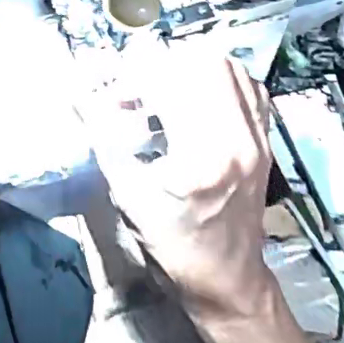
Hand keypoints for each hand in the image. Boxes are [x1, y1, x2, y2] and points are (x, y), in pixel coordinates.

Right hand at [81, 51, 279, 324]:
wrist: (228, 281)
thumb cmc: (173, 245)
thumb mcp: (128, 194)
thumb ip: (104, 137)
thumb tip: (78, 93)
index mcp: (203, 157)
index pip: (171, 84)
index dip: (135, 77)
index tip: (116, 93)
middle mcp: (239, 139)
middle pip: (204, 62)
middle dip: (164, 63)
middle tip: (140, 83)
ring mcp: (258, 137)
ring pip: (229, 66)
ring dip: (190, 64)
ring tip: (166, 85)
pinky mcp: (265, 139)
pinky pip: (248, 84)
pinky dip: (220, 76)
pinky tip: (198, 94)